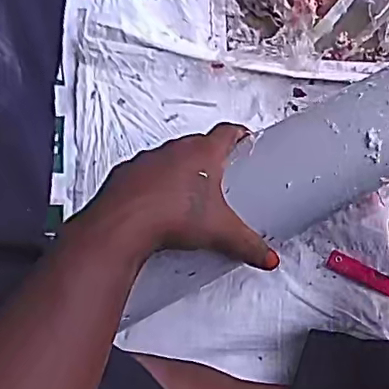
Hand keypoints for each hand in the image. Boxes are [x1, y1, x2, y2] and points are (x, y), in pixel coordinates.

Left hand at [71, 124, 278, 269]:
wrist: (122, 226)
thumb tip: (265, 256)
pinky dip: (152, 187)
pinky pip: (143, 176)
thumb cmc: (167, 215)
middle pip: (196, 143)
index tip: (243, 137)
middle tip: (219, 174)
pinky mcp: (125, 177)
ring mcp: (146, 161)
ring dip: (178, 171)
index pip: (226, 132)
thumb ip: (249, 245)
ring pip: (168, 158)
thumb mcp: (222, 233)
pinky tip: (158, 208)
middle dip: (209, 157)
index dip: (238, 134)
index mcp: (202, 153)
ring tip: (188, 196)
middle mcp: (173, 151)